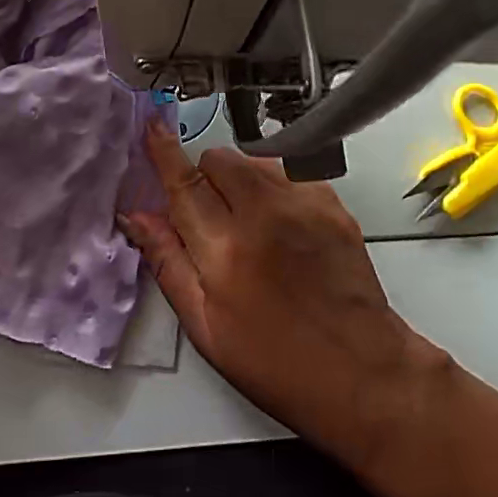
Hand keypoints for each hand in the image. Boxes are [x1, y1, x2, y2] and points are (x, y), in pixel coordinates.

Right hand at [122, 124, 442, 456]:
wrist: (361, 371)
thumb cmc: (274, 361)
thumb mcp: (205, 326)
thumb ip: (167, 262)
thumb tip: (137, 216)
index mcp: (225, 250)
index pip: (184, 183)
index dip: (163, 151)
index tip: (152, 125)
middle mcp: (264, 214)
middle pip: (218, 159)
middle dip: (204, 175)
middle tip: (210, 213)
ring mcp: (303, 203)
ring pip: (253, 161)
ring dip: (240, 179)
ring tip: (249, 222)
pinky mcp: (332, 202)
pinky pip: (289, 173)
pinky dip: (275, 188)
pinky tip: (282, 225)